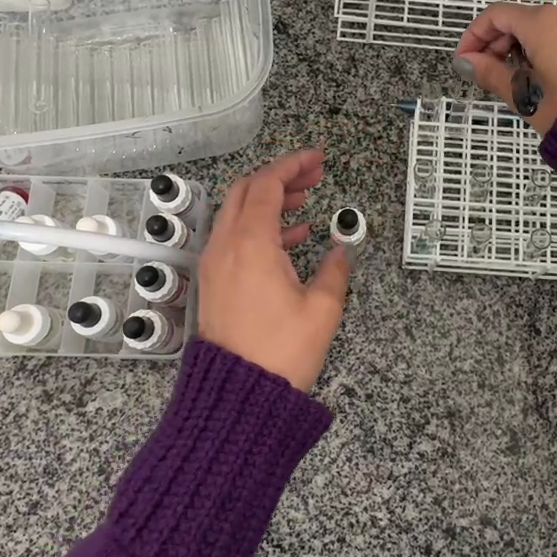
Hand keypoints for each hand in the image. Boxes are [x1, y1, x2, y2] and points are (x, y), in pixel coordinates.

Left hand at [195, 150, 350, 390]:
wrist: (237, 398)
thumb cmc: (281, 353)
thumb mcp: (322, 310)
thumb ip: (335, 270)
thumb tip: (342, 250)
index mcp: (252, 243)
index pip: (268, 184)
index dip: (293, 164)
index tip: (317, 158)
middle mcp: (226, 246)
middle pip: (247, 190)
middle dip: (281, 177)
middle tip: (314, 176)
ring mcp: (215, 264)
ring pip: (238, 212)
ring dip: (270, 200)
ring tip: (306, 202)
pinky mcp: (214, 283)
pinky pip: (234, 238)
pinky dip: (260, 226)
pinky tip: (291, 238)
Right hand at [454, 4, 556, 133]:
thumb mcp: (524, 94)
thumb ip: (490, 73)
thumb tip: (466, 62)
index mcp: (542, 23)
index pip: (496, 16)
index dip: (474, 36)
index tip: (465, 59)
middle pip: (519, 19)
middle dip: (496, 43)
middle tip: (484, 73)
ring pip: (541, 27)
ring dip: (519, 47)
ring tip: (513, 80)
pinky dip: (543, 48)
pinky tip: (539, 76)